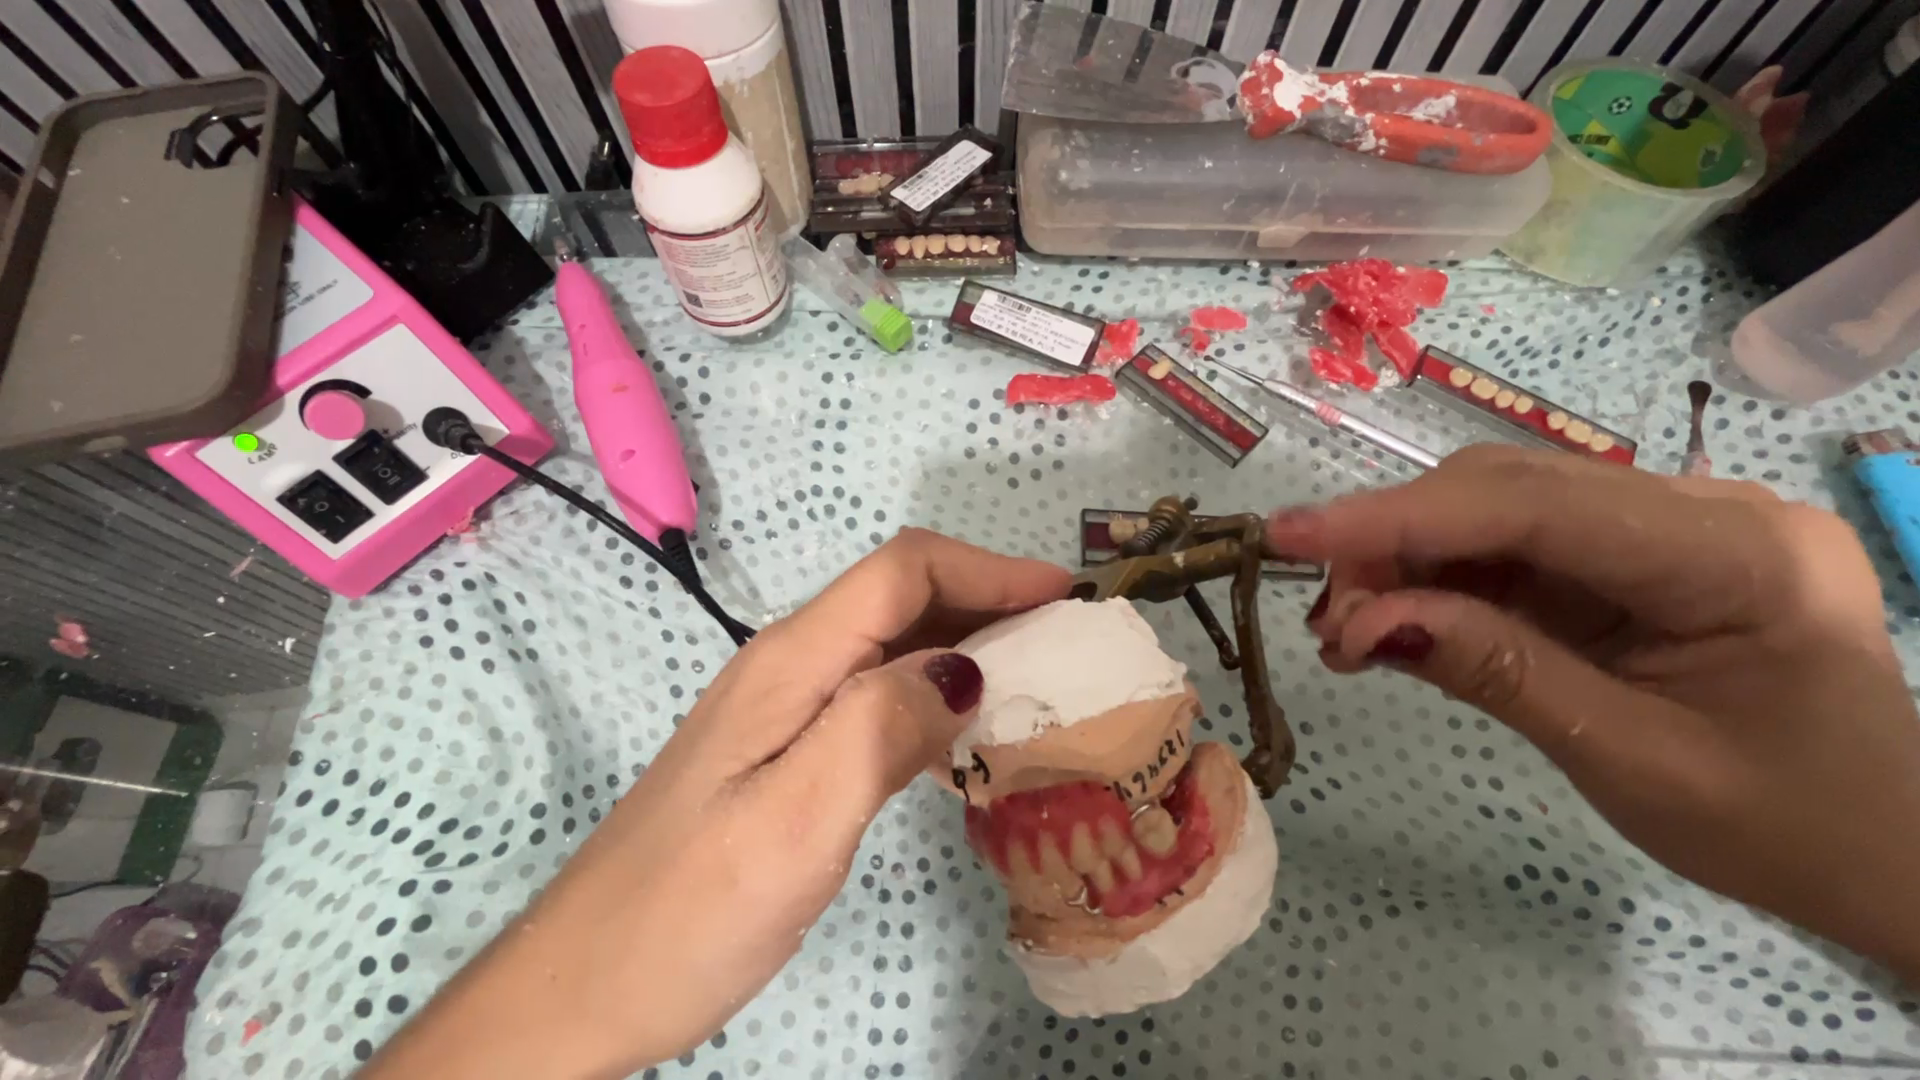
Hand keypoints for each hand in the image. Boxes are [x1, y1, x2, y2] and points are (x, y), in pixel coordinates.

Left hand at [364, 530, 1068, 1078]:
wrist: (581, 987)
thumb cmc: (686, 912)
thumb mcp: (792, 823)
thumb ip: (877, 728)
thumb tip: (964, 668)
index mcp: (790, 664)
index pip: (900, 572)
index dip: (988, 569)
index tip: (1065, 598)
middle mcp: (787, 668)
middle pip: (899, 596)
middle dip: (987, 599)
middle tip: (1066, 642)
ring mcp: (784, 710)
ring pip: (892, 645)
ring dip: (968, 645)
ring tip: (1038, 681)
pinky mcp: (787, 751)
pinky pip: (877, 696)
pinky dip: (936, 695)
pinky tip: (968, 739)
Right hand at [1267, 445, 1919, 982]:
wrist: (1895, 857)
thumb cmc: (1788, 826)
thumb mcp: (1630, 759)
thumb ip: (1495, 673)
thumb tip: (1362, 625)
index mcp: (1732, 554)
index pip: (1528, 508)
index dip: (1394, 518)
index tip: (1287, 536)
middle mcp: (1699, 511)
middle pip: (1503, 490)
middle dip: (1393, 543)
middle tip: (1328, 621)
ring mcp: (1665, 527)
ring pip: (1494, 510)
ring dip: (1407, 562)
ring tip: (1352, 633)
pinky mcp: (1630, 557)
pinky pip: (1512, 548)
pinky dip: (1441, 581)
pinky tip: (1401, 625)